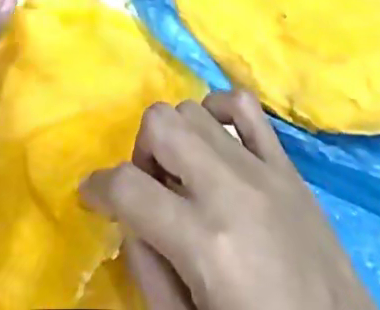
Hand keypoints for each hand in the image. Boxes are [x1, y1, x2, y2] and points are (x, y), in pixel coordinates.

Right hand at [80, 90, 375, 309]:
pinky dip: (218, 111)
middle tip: (149, 191)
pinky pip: (244, 105)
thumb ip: (150, 273)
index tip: (91, 197)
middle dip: (140, 153)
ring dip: (176, 138)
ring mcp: (263, 171)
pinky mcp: (288, 167)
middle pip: (160, 123)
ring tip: (184, 176)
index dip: (97, 187)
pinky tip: (215, 142)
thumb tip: (130, 223)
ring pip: (193, 109)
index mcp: (204, 242)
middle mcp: (230, 190)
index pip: (128, 186)